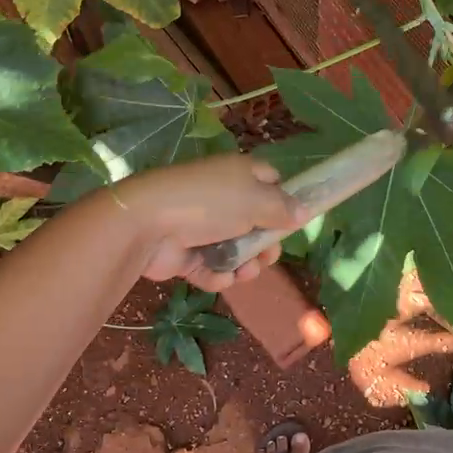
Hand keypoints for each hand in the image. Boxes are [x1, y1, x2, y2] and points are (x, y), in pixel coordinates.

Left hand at [89, 154, 305, 291]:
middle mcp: (223, 197)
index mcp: (239, 174)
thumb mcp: (255, 200)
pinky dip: (218, 275)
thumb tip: (304, 211)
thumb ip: (282, 208)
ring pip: (236, 249)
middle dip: (265, 244)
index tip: (293, 222)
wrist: (148, 223)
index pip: (271, 182)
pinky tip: (220, 277)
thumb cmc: (209, 202)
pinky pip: (211, 267)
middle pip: (256, 222)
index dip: (284, 201)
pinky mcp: (186, 253)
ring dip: (244, 264)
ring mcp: (202, 226)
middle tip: (268, 256)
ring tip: (244, 272)